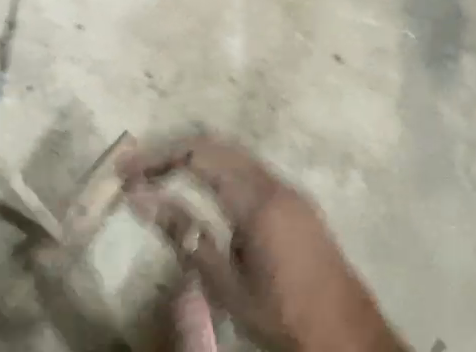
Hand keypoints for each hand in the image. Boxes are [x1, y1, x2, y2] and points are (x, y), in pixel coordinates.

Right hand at [121, 135, 404, 351]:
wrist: (351, 341)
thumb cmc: (283, 315)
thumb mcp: (226, 282)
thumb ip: (183, 232)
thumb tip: (138, 197)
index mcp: (256, 200)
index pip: (195, 155)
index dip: (156, 157)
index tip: (124, 170)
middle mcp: (274, 183)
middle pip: (213, 144)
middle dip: (171, 150)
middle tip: (137, 170)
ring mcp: (289, 191)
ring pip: (232, 153)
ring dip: (194, 157)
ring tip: (161, 176)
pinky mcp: (296, 204)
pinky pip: (247, 168)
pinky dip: (216, 168)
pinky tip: (200, 189)